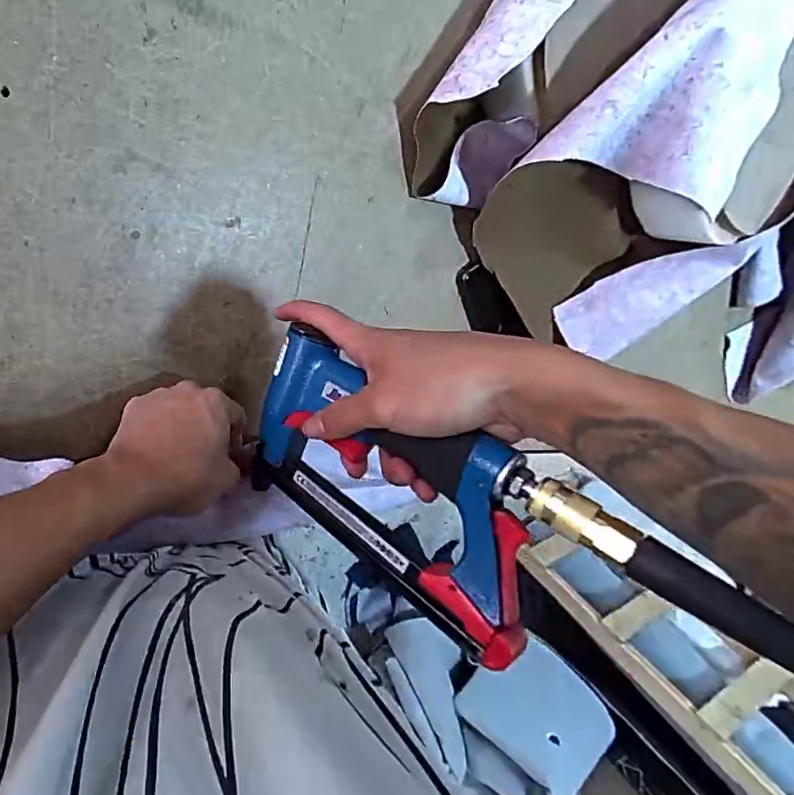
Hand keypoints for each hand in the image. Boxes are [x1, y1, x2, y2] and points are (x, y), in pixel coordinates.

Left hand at [100, 381, 246, 517]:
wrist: (132, 479)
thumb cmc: (186, 476)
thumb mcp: (225, 481)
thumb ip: (235, 467)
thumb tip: (230, 464)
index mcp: (216, 402)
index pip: (237, 416)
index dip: (236, 439)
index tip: (228, 457)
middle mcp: (188, 390)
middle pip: (205, 407)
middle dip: (206, 426)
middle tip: (202, 453)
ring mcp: (158, 395)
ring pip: (177, 408)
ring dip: (180, 423)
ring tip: (173, 451)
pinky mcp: (133, 405)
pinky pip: (153, 415)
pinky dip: (155, 426)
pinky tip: (152, 448)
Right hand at [273, 301, 554, 499]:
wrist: (514, 392)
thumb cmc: (446, 381)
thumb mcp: (383, 404)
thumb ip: (343, 417)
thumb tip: (311, 425)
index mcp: (370, 349)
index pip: (325, 321)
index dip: (300, 315)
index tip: (279, 315)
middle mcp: (390, 365)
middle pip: (349, 395)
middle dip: (349, 433)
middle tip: (350, 456)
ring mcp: (416, 388)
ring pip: (383, 426)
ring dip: (389, 457)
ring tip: (405, 474)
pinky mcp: (440, 411)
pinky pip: (414, 439)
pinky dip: (417, 462)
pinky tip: (427, 479)